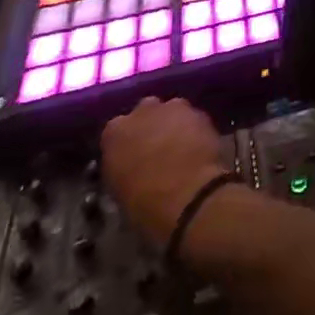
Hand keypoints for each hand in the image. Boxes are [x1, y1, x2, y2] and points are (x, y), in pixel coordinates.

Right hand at [101, 97, 227, 239]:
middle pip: (145, 114)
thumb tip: (131, 173)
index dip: (127, 147)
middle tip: (160, 152)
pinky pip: (195, 120)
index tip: (133, 162)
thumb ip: (122, 173)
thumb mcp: (121, 195)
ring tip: (183, 151)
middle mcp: (141, 111)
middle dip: (151, 128)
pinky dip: (196, 132)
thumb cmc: (147, 206)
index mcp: (114, 133)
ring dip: (175, 126)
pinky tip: (201, 151)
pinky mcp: (199, 113)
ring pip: (172, 112)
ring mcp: (172, 108)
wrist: (189, 199)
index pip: (116, 134)